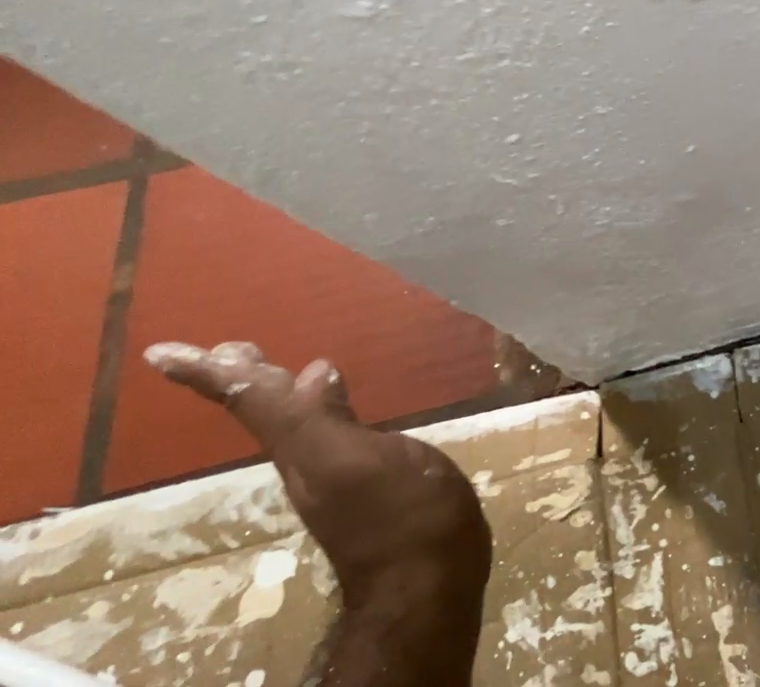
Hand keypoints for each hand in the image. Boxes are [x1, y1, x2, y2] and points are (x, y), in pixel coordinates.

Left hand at [146, 341, 491, 685]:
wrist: (429, 578)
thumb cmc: (398, 515)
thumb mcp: (353, 464)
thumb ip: (322, 421)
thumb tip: (310, 369)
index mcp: (302, 449)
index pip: (248, 402)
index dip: (209, 375)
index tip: (164, 352)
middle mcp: (311, 459)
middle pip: (269, 412)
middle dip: (248, 378)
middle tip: (233, 347)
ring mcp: (342, 474)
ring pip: (300, 423)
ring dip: (284, 392)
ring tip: (287, 369)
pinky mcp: (375, 483)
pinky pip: (335, 436)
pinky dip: (329, 412)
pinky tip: (344, 408)